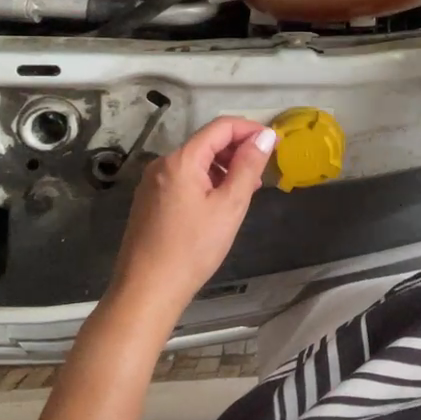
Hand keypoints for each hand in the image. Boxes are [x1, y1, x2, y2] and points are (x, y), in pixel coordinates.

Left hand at [106, 116, 276, 326]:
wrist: (146, 292)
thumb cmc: (193, 248)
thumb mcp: (230, 205)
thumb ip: (248, 166)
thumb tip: (266, 135)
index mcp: (181, 160)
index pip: (220, 127)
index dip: (250, 129)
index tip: (274, 143)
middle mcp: (162, 164)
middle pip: (206, 142)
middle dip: (238, 149)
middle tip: (263, 170)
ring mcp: (152, 184)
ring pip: (196, 162)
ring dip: (224, 167)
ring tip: (246, 190)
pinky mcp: (149, 202)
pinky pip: (184, 179)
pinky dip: (207, 181)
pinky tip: (220, 204)